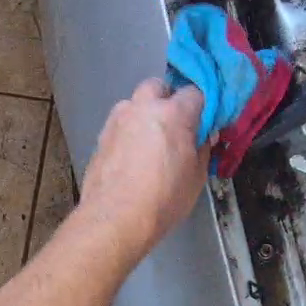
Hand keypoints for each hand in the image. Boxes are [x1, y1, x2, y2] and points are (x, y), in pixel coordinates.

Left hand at [75, 79, 209, 259]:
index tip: (204, 124)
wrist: (114, 219)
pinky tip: (131, 158)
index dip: (202, 107)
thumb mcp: (196, 178)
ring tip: (150, 143)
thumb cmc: (162, 200)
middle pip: (158, 87)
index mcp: (173, 113)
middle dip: (168, 100)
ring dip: (144, 115)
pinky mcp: (100, 137)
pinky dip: (128, 133)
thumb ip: (202, 149)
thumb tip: (204, 136)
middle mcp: (142, 107)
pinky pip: (120, 125)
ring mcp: (117, 120)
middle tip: (175, 127)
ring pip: (134, 104)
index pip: (195, 92)